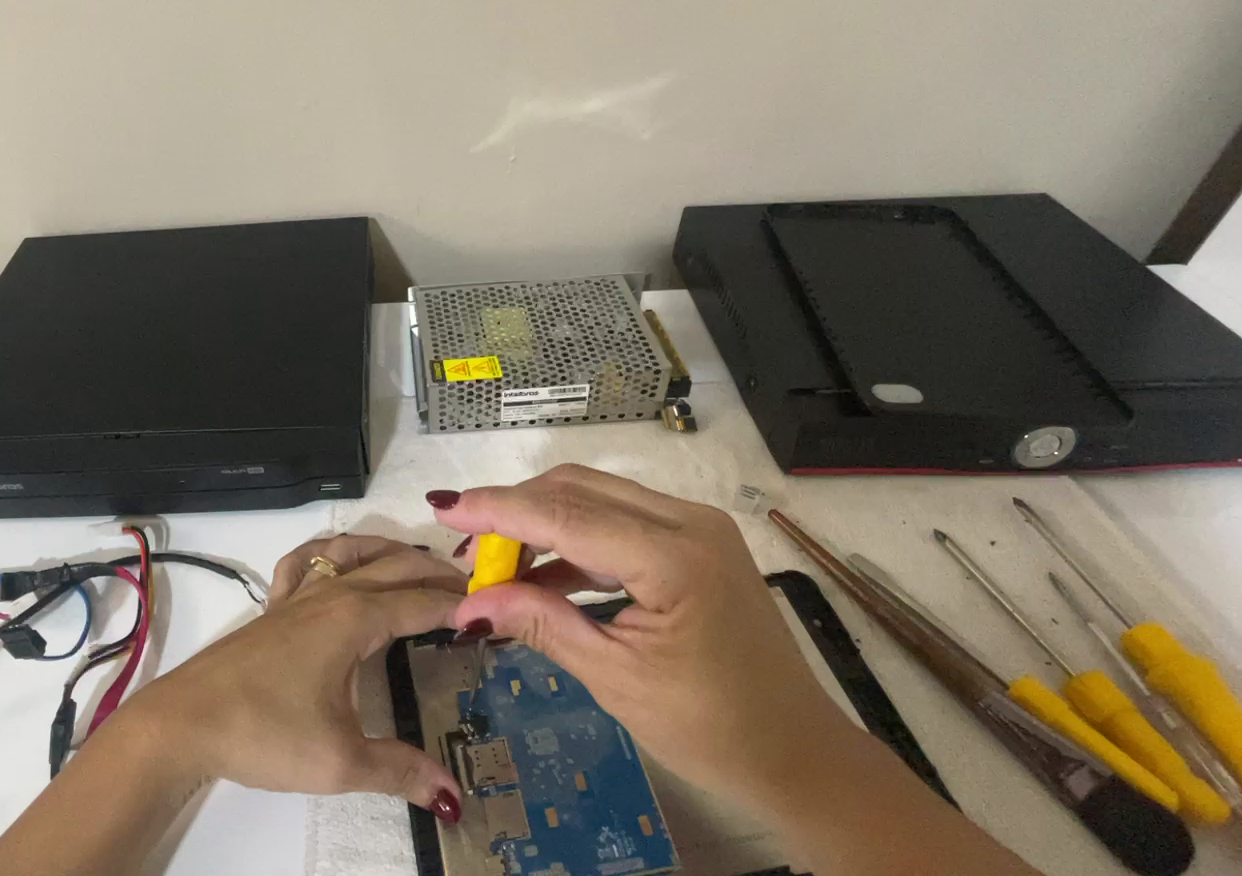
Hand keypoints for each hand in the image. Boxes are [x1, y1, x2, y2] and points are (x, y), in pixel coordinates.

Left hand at [121, 535, 467, 817]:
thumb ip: (399, 772)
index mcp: (356, 619)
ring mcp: (300, 593)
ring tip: (419, 565)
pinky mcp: (274, 604)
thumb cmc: (266, 734)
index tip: (493, 610)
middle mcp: (333, 593)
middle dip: (437, 575)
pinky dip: (334, 551)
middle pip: (396, 568)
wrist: (185, 722)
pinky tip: (340, 562)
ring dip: (392, 551)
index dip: (459, 606)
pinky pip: (309, 559)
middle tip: (472, 591)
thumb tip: (453, 797)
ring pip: (355, 551)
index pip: (421, 603)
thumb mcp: (339, 761)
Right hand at [435, 465, 859, 801]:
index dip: (498, 510)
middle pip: (577, 489)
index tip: (443, 508)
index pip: (566, 515)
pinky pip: (617, 520)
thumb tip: (466, 605)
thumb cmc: (711, 729)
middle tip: (467, 555)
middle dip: (515, 513)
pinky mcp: (692, 539)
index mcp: (675, 556)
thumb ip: (540, 624)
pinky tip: (539, 575)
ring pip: (595, 498)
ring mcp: (694, 524)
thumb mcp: (615, 678)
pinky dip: (573, 540)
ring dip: (541, 523)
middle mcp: (688, 520)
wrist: (798, 753)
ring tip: (494, 566)